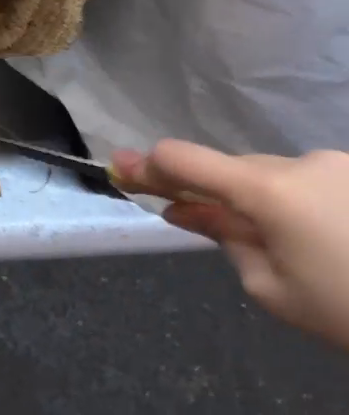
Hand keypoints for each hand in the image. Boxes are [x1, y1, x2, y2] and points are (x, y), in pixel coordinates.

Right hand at [113, 140, 348, 349]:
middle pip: (233, 168)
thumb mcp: (274, 289)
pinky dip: (305, 205)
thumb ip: (225, 238)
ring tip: (286, 241)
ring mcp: (347, 170)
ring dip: (265, 200)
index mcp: (269, 189)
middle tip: (197, 219)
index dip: (146, 166)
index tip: (120, 173)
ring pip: (279, 176)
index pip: (181, 157)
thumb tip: (190, 211)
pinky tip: (324, 237)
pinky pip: (319, 184)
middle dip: (214, 192)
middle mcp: (305, 165)